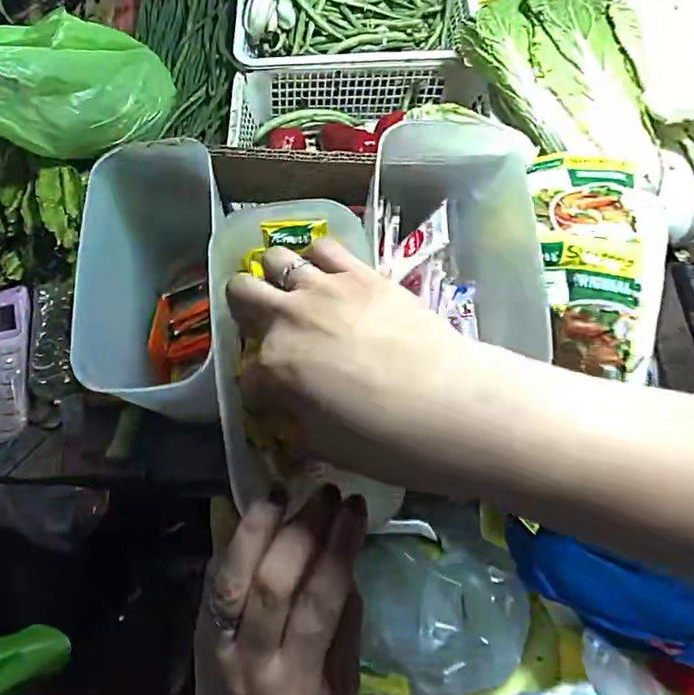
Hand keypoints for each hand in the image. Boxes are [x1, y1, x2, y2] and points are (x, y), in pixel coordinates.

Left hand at [155, 489, 365, 694]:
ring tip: (282, 490)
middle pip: (273, 581)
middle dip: (303, 527)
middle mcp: (250, 661)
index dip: (338, 548)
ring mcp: (216, 643)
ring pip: (233, 573)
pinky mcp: (197, 628)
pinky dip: (233, 542)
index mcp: (296, 688)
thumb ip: (344, 639)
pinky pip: (214, 577)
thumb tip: (348, 569)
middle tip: (326, 491)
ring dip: (258, 525)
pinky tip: (252, 515)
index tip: (355, 508)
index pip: (319, 604)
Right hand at [227, 240, 496, 487]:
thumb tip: (288, 414)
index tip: (277, 402)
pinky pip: (323, 247)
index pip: (246, 376)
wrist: (454, 406)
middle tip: (266, 327)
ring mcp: (322, 289)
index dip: (258, 392)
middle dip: (244, 311)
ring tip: (296, 295)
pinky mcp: (359, 273)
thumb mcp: (326, 447)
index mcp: (274, 367)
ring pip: (275, 259)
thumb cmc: (387, 440)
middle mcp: (287, 319)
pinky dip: (316, 260)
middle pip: (240, 292)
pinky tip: (328, 277)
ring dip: (277, 277)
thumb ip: (295, 424)